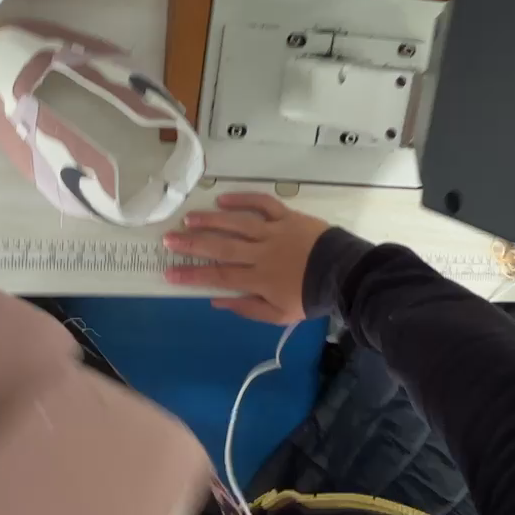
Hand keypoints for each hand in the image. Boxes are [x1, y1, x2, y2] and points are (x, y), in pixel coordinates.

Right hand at [163, 192, 331, 323]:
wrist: (346, 274)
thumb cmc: (311, 297)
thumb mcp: (280, 315)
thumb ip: (248, 308)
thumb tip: (217, 301)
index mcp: (258, 279)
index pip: (218, 276)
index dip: (192, 275)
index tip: (168, 273)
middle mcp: (261, 253)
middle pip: (221, 247)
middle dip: (191, 244)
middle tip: (167, 239)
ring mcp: (274, 232)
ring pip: (236, 223)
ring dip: (210, 220)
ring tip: (188, 219)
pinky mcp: (287, 217)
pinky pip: (262, 204)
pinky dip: (243, 199)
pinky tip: (223, 199)